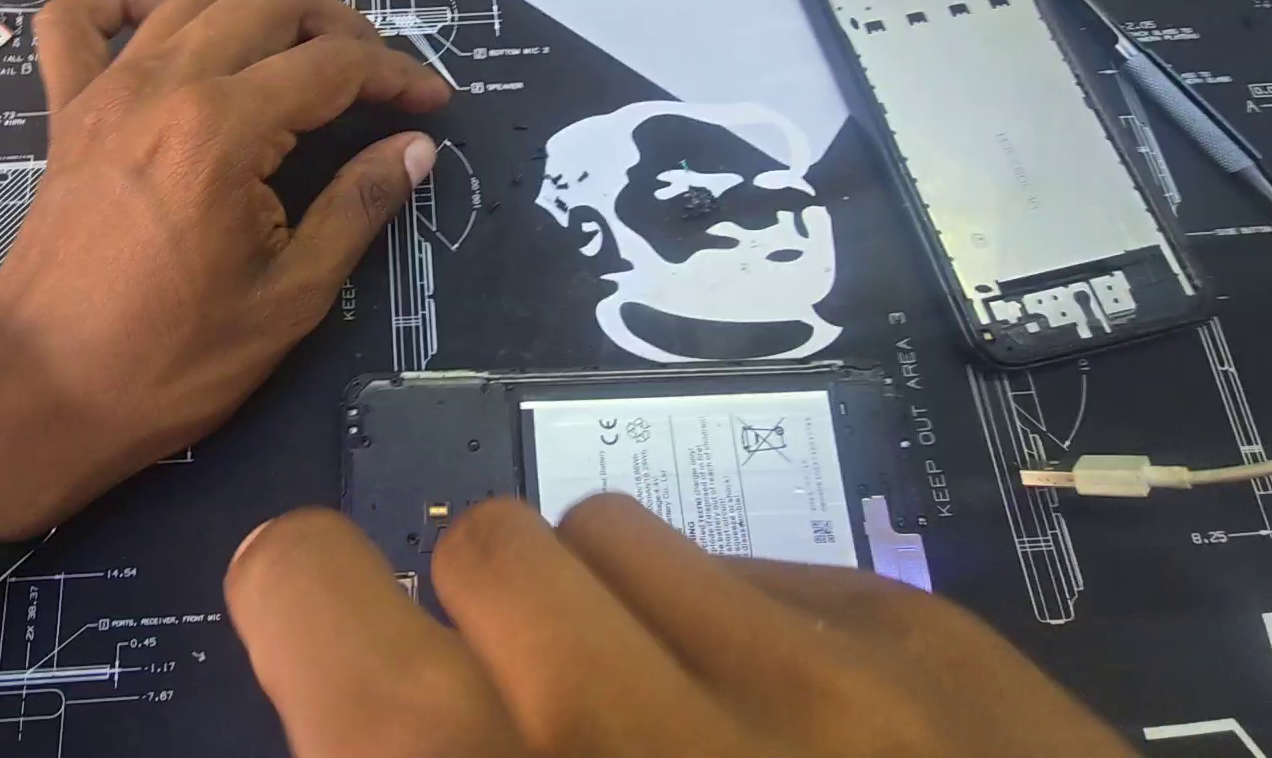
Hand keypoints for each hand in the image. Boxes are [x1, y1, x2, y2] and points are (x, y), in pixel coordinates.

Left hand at [0, 0, 451, 539]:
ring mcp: (106, 89)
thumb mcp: (291, 296)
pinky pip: (83, 20)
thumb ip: (358, 206)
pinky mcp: (67, 111)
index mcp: (225, 129)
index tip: (432, 104)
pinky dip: (131, 5)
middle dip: (343, 28)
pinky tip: (170, 33)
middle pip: (273, 3)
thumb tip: (415, 148)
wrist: (41, 395)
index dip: (398, 76)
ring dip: (263, 16)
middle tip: (376, 80)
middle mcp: (164, 83)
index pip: (335, 66)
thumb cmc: (174, 359)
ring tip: (298, 65)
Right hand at [225, 496, 1137, 757]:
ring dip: (608, 619)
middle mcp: (642, 742)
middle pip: (487, 543)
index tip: (322, 622)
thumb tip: (359, 711)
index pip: (320, 596)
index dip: (304, 595)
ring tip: (668, 740)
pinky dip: (742, 640)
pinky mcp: (967, 676)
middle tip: (530, 731)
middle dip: (479, 624)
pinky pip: (768, 572)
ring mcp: (837, 700)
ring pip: (617, 533)